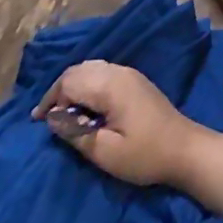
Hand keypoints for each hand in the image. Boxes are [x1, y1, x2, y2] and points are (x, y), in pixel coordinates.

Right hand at [33, 60, 203, 186]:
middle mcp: (119, 72)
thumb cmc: (145, 154)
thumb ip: (76, 133)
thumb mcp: (106, 152)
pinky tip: (85, 105)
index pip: (69, 81)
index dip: (50, 100)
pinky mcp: (135, 80)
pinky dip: (87, 83)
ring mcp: (129, 73)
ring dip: (73, 86)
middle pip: (78, 70)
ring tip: (63, 112)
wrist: (185, 148)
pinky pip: (102, 72)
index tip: (38, 122)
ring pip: (90, 68)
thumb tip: (53, 118)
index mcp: (110, 85)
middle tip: (48, 117)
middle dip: (59, 91)